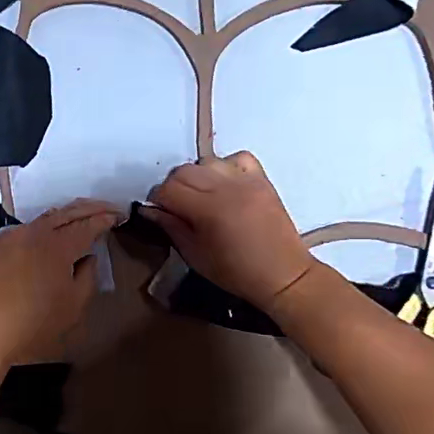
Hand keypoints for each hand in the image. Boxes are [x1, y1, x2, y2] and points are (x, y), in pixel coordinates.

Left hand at [0, 199, 122, 364]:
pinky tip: (48, 235)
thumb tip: (88, 258)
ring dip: (66, 215)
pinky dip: (44, 226)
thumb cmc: (33, 324)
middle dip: (90, 208)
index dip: (106, 218)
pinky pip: (26, 228)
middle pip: (67, 212)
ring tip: (81, 217)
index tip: (119, 216)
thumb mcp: (74, 306)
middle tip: (108, 208)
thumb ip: (87, 277)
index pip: (88, 224)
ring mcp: (12, 235)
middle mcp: (35, 232)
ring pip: (45, 218)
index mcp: (59, 244)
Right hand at [143, 152, 317, 310]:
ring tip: (200, 196)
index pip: (168, 189)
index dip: (157, 200)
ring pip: (207, 162)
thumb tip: (150, 210)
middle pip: (183, 171)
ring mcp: (246, 181)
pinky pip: (237, 158)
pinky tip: (224, 184)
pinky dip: (226, 166)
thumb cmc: (236, 272)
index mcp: (208, 210)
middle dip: (173, 187)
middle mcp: (226, 188)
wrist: (283, 275)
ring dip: (197, 176)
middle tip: (177, 206)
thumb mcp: (194, 255)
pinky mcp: (262, 179)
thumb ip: (171, 227)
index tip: (160, 212)